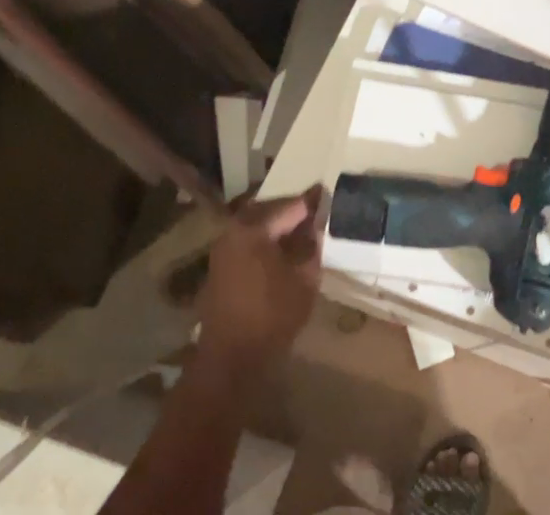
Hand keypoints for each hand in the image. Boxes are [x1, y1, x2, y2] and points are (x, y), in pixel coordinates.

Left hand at [195, 185, 323, 367]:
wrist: (231, 356)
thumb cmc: (273, 316)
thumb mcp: (305, 280)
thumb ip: (312, 247)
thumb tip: (316, 226)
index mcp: (254, 229)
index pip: (290, 205)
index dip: (313, 201)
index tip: (329, 192)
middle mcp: (233, 231)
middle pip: (269, 208)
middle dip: (292, 208)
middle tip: (316, 210)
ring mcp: (223, 248)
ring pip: (256, 223)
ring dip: (277, 223)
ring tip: (302, 229)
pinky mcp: (220, 265)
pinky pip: (247, 239)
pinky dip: (265, 237)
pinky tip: (282, 248)